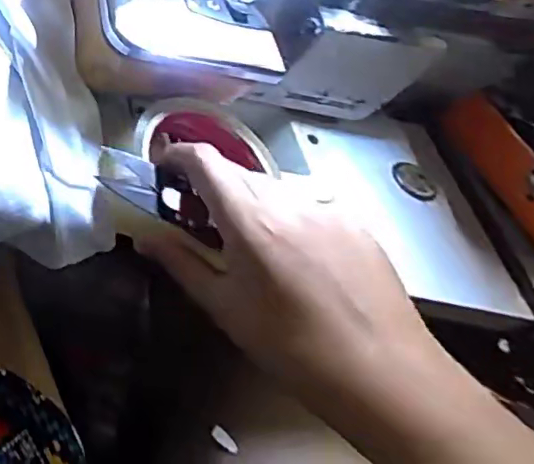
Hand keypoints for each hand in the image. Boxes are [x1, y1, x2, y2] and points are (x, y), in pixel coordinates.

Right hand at [138, 143, 533, 463]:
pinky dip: (288, 218)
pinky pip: (305, 204)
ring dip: (250, 205)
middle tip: (201, 224)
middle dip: (211, 190)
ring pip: (270, 188)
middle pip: (235, 173)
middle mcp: (285, 196)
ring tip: (253, 249)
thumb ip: (181, 263)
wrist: (388, 377)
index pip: (203, 158)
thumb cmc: (294, 349)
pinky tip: (298, 261)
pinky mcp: (352, 218)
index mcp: (249, 217)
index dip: (176, 155)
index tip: (163, 172)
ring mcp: (323, 204)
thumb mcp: (227, 309)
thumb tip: (145, 236)